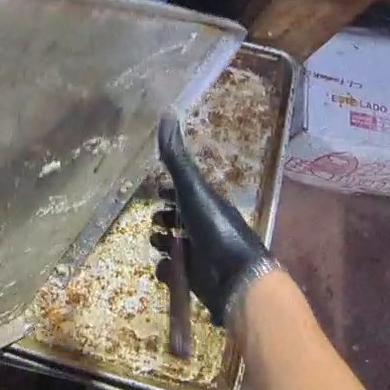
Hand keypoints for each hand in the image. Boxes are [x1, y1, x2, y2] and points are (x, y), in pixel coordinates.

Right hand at [153, 117, 279, 328]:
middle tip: (157, 220)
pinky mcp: (193, 278)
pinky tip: (169, 266)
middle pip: (174, 218)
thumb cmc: (214, 226)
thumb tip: (166, 111)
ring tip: (160, 242)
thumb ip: (175, 156)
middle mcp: (202, 225)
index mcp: (205, 201)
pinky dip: (167, 269)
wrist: (234, 275)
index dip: (166, 190)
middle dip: (161, 218)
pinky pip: (171, 270)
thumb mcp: (192, 187)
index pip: (181, 191)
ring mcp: (198, 252)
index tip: (155, 190)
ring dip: (161, 242)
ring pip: (170, 244)